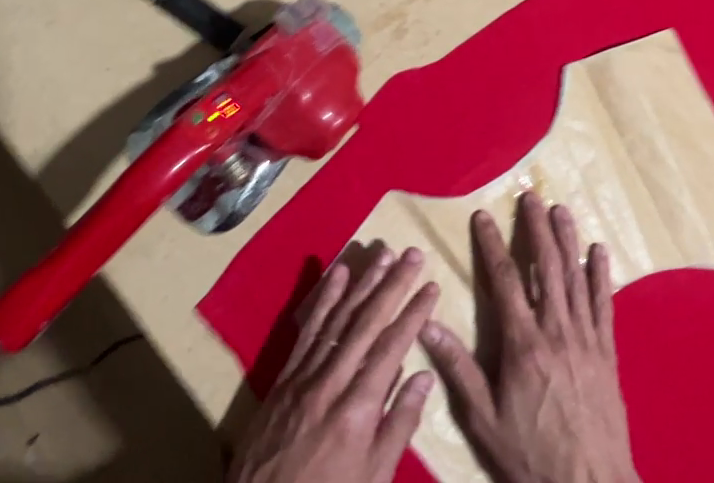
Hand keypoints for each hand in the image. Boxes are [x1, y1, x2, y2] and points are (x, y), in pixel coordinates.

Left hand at [229, 243, 439, 482]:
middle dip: (392, 285)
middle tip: (413, 254)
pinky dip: (324, 298)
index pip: (390, 348)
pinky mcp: (283, 376)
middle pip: (366, 323)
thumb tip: (423, 376)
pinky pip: (307, 329)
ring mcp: (303, 375)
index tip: (431, 286)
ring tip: (382, 254)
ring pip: (337, 318)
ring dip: (362, 282)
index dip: (413, 314)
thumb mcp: (373, 477)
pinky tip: (337, 274)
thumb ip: (399, 425)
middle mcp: (330, 382)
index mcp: (357, 410)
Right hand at [421, 194, 638, 482]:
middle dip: (536, 228)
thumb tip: (426, 326)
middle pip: (545, 268)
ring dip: (567, 241)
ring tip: (561, 210)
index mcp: (523, 344)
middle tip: (530, 195)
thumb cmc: (531, 454)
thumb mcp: (484, 418)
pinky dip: (600, 275)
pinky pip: (604, 305)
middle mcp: (556, 331)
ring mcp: (585, 339)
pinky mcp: (607, 352)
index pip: (504, 280)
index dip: (491, 244)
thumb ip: (458, 369)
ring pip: (576, 278)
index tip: (482, 216)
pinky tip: (598, 251)